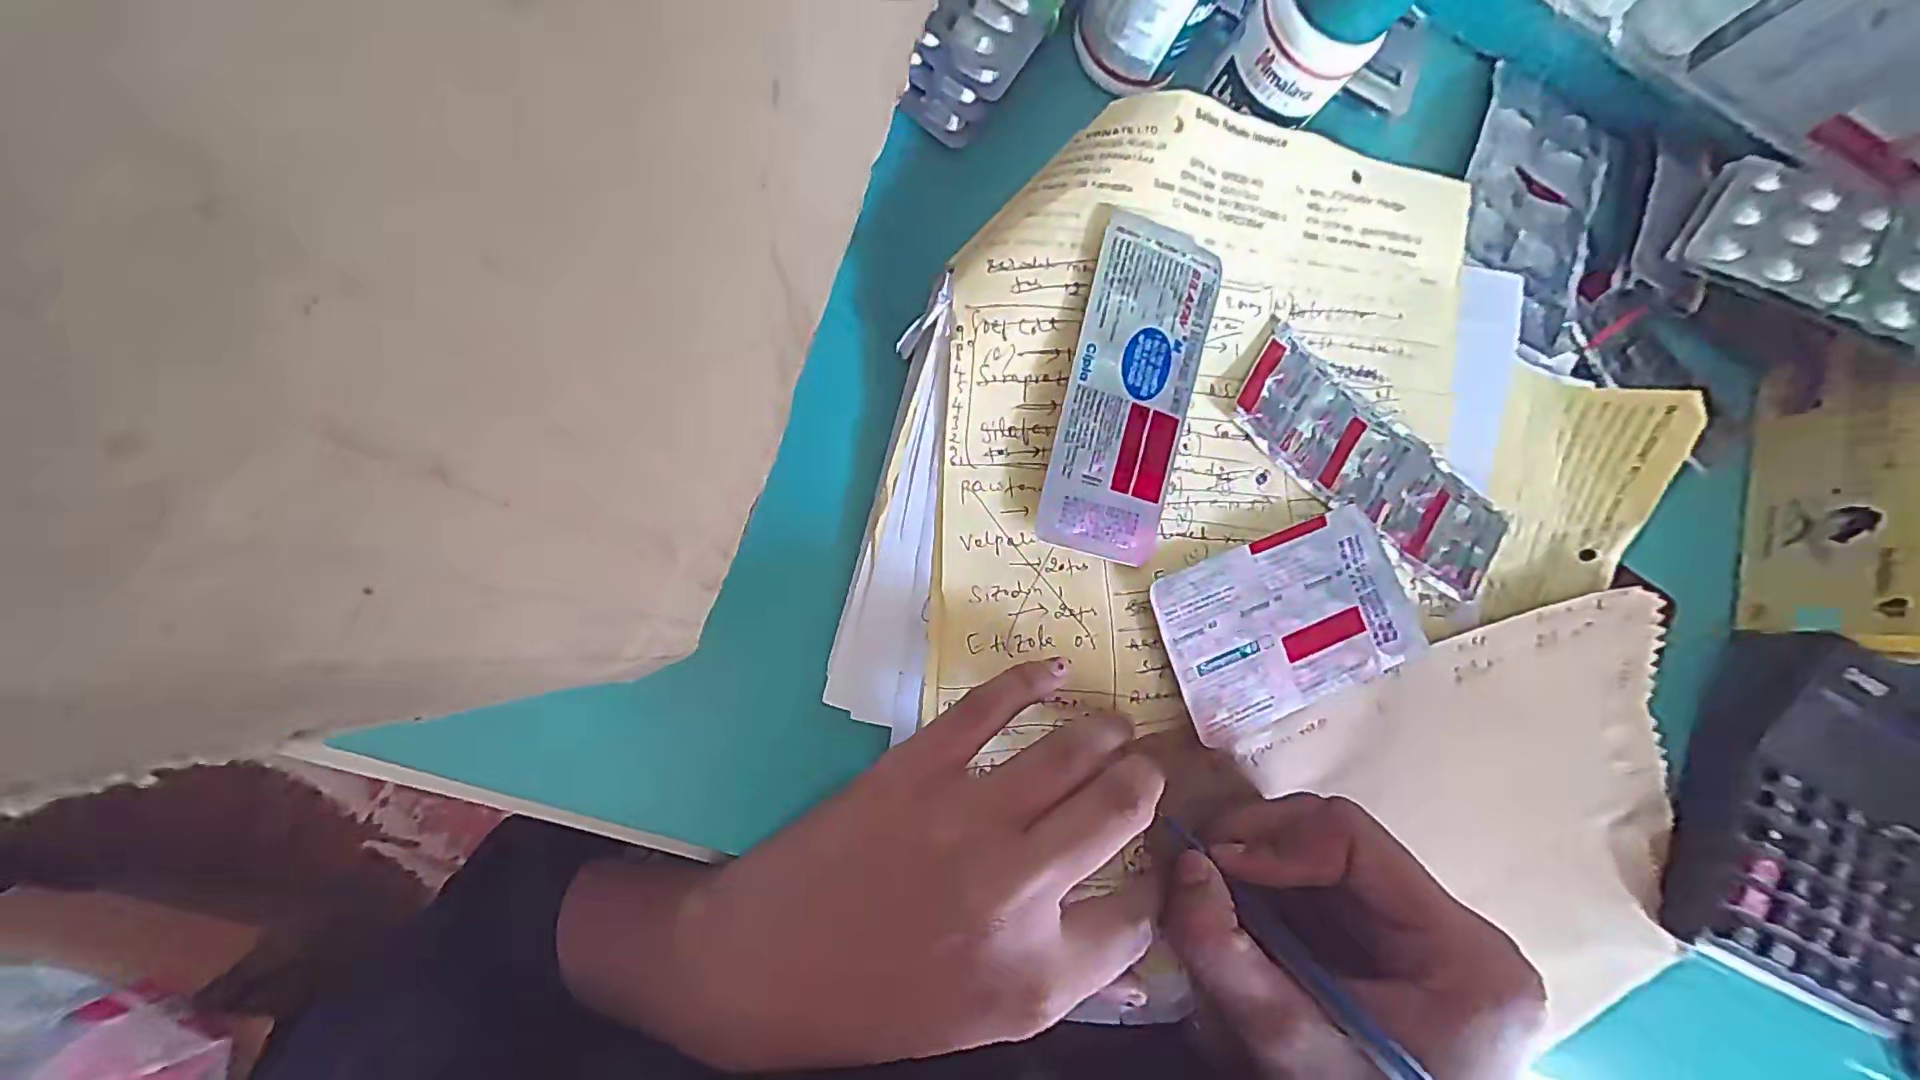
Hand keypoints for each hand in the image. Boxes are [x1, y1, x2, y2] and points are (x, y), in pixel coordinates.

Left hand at [559, 659, 1165, 1070]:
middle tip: (1146, 768)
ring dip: (1108, 732)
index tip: (1152, 857)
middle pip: (1120, 811)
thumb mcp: (983, 1017)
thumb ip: (1064, 975)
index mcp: (1037, 973)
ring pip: (1071, 753)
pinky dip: (1032, 680)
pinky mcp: (919, 767)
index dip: (1154, 881)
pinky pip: (991, 707)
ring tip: (1118, 726)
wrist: (763, 963)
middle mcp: (1018, 891)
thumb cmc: (875, 999)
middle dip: (1147, 783)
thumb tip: (1127, 934)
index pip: (1139, 916)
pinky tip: (1057, 672)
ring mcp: (968, 819)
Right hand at [1163, 794, 1544, 1079]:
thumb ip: (1228, 956)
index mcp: (1466, 955)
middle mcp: (1455, 933)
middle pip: (1331, 839)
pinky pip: (1313, 893)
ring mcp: (1422, 940)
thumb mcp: (1291, 1047)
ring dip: (1253, 872)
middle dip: (1255, 849)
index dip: (1272, 841)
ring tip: (1212, 899)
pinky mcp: (1389, 951)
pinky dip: (1263, 896)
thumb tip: (1186, 864)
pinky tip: (1237, 921)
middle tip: (1200, 870)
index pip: (1350, 837)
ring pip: (1316, 861)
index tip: (1213, 865)